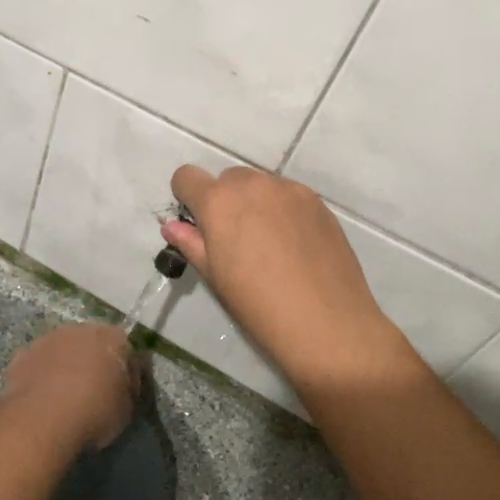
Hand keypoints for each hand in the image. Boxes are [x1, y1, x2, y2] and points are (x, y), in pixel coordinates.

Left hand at [0, 325, 139, 452]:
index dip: (126, 371)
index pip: (125, 349)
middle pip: (91, 343)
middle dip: (93, 362)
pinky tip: (43, 399)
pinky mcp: (22, 354)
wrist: (43, 418)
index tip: (123, 392)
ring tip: (65, 397)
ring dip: (65, 366)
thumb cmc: (94, 412)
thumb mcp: (126, 409)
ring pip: (62, 350)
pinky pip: (39, 364)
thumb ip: (127, 390)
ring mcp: (47, 339)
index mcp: (112, 338)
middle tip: (94, 391)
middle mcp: (80, 329)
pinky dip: (42, 376)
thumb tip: (123, 384)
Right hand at [163, 165, 404, 382]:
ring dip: (254, 204)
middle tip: (235, 241)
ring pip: (260, 186)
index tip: (197, 224)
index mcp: (218, 202)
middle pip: (226, 179)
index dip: (186, 198)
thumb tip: (172, 226)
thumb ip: (191, 243)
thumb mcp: (214, 277)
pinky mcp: (317, 201)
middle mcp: (252, 184)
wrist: (326, 322)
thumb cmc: (258, 305)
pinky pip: (288, 195)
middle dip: (224, 202)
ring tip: (268, 244)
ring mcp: (289, 190)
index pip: (186, 177)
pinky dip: (282, 211)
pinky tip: (294, 246)